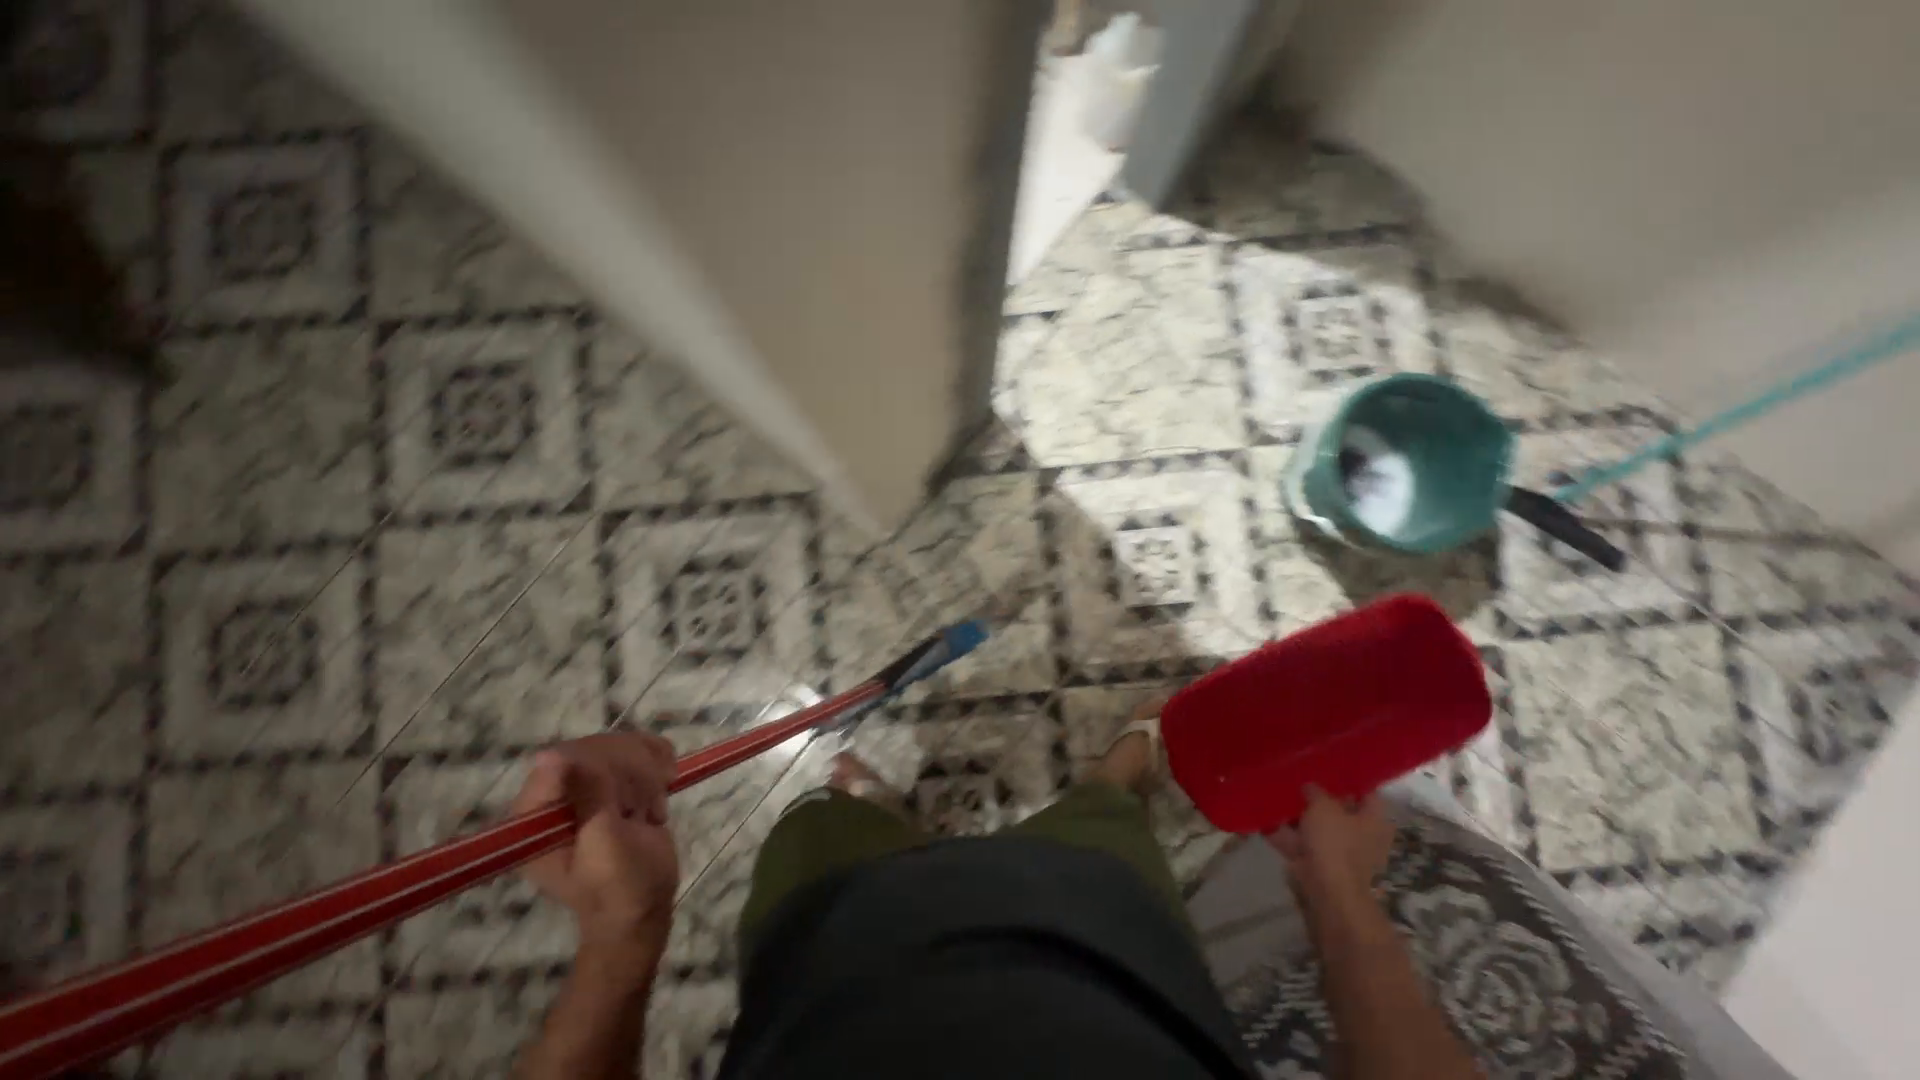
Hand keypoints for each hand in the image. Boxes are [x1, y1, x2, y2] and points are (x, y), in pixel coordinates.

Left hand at [512, 733, 680, 960]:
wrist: (643, 911)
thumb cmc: (620, 888)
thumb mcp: (603, 847)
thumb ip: (586, 799)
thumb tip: (553, 754)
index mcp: (535, 815)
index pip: (559, 760)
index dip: (599, 767)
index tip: (627, 801)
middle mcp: (554, 796)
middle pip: (593, 748)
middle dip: (629, 773)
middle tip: (643, 811)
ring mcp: (585, 788)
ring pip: (618, 746)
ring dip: (646, 773)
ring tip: (651, 809)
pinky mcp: (614, 784)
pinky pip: (636, 748)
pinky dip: (658, 762)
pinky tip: (664, 785)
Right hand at [1265, 785, 1394, 914]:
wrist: (1325, 888)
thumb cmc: (1335, 842)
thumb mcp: (1324, 806)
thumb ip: (1316, 791)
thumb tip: (1310, 787)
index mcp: (1374, 820)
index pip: (1366, 792)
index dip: (1348, 778)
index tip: (1327, 765)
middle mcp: (1361, 836)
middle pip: (1338, 809)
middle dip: (1317, 797)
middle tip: (1297, 777)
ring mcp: (1338, 851)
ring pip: (1316, 826)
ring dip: (1298, 815)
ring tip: (1276, 793)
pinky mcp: (1317, 864)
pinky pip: (1299, 842)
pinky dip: (1284, 833)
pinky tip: (1265, 817)